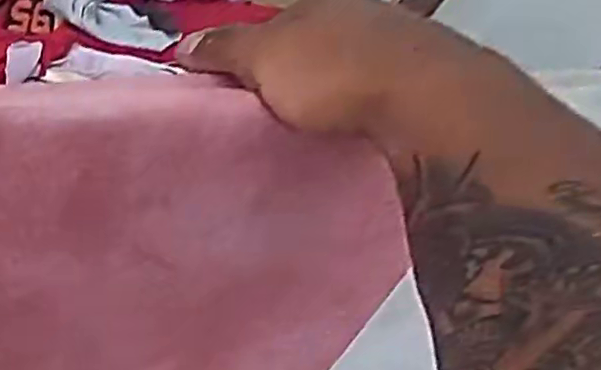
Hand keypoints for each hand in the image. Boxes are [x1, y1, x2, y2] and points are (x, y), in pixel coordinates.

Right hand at [179, 0, 503, 139]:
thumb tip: (186, 44)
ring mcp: (370, 43)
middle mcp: (342, 14)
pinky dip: (323, 106)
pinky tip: (314, 126)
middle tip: (237, 111)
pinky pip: (341, 90)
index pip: (256, 22)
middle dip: (264, 72)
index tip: (209, 86)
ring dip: (296, 91)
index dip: (229, 52)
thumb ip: (226, 49)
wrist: (414, 99)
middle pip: (289, 44)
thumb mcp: (266, 56)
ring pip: (317, 67)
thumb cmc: (334, 72)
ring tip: (274, 126)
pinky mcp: (388, 79)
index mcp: (309, 4)